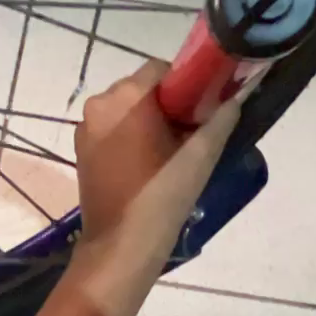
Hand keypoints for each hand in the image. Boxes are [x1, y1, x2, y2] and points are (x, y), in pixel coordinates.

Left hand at [74, 62, 240, 261]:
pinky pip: (112, 131)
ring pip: (126, 111)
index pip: (162, 69)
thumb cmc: (162, 196)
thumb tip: (234, 95)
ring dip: (147, 123)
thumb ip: (221, 117)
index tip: (202, 112)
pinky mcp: (81, 152)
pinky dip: (130, 138)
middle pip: (141, 90)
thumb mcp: (201, 155)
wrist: (121, 246)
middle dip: (166, 105)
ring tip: (169, 155)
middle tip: (189, 137)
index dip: (186, 87)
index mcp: (125, 96)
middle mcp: (98, 105)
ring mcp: (85, 129)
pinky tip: (147, 165)